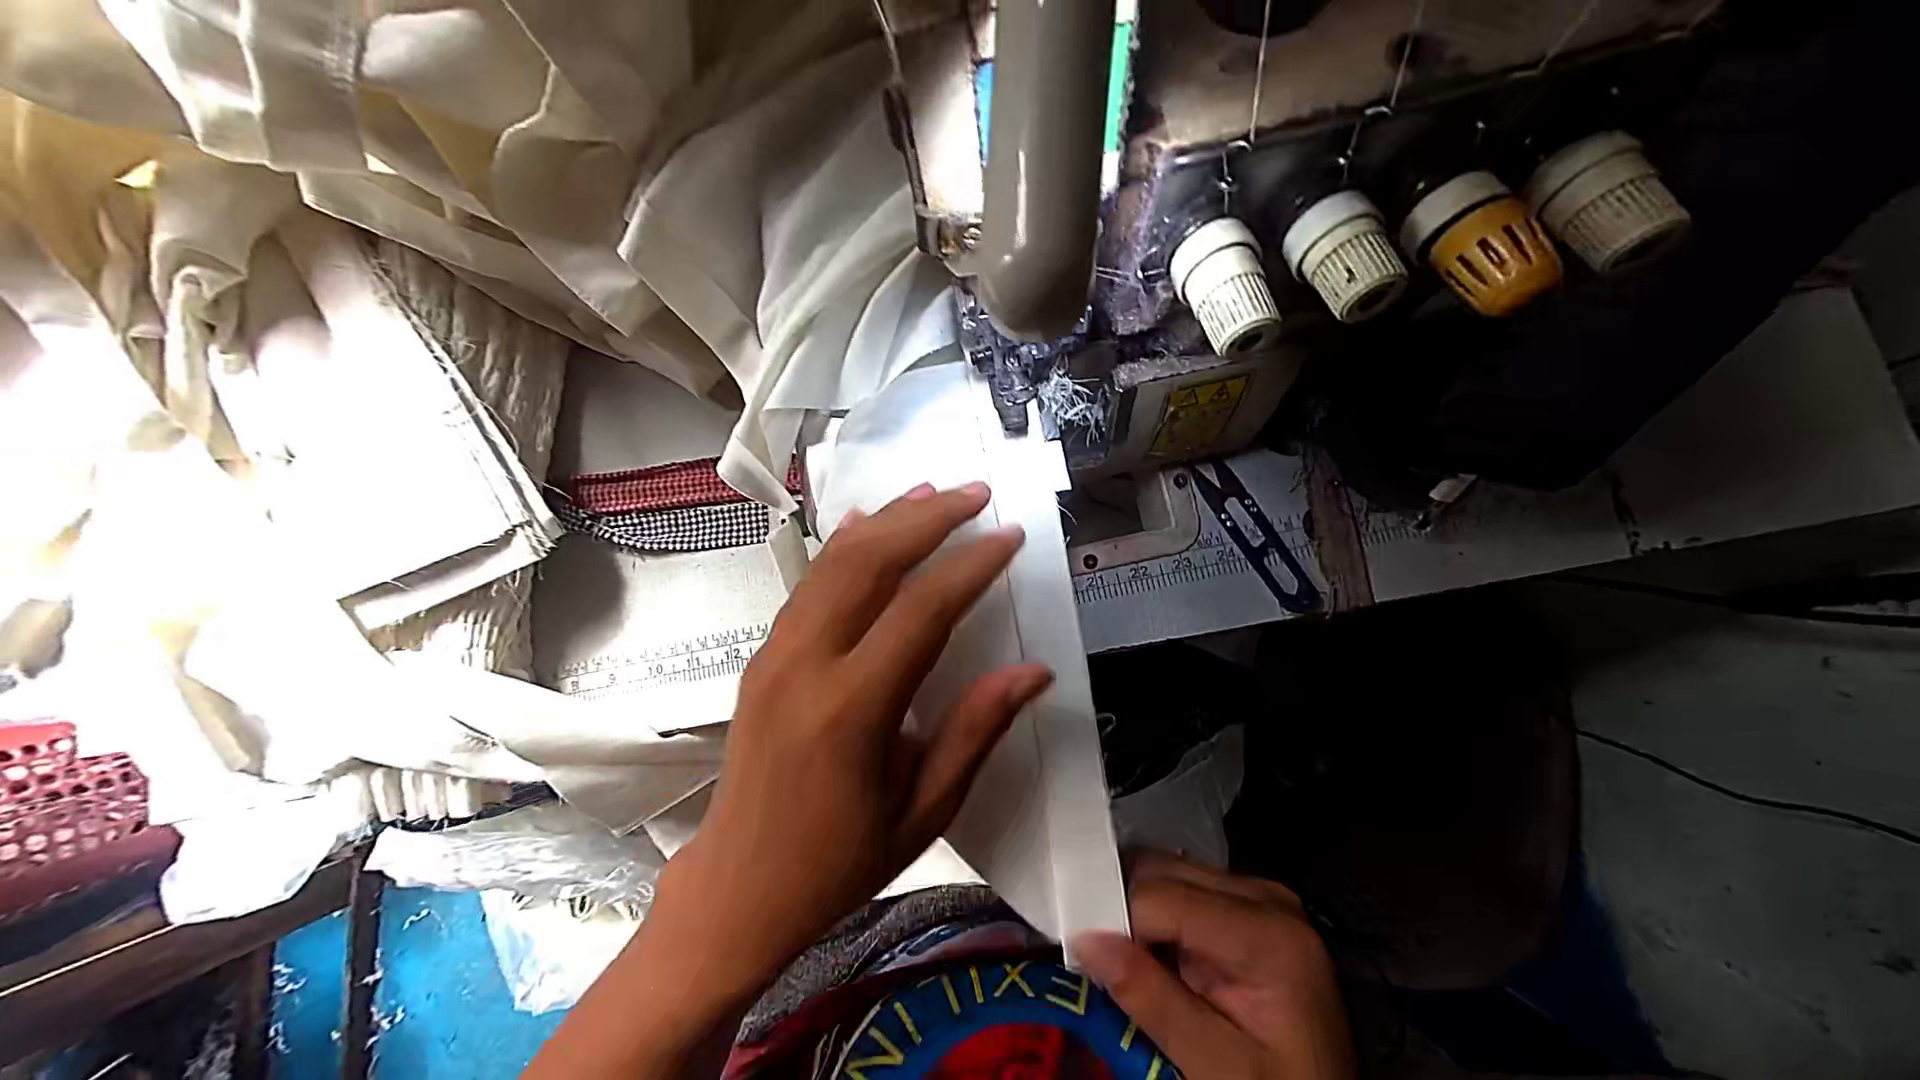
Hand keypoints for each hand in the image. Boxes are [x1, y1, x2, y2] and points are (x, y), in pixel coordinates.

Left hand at [528, 482, 1049, 1079]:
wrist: (738, 886)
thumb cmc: (840, 860)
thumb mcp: (925, 807)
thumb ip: (976, 729)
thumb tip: (1034, 671)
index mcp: (853, 708)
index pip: (922, 610)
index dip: (971, 565)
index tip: (1010, 536)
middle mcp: (806, 664)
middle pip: (869, 563)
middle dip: (928, 519)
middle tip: (975, 493)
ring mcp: (775, 654)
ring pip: (834, 563)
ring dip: (886, 520)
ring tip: (931, 493)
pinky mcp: (763, 656)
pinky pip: (809, 586)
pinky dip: (844, 548)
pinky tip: (868, 525)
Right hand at [1074, 854, 1355, 1079]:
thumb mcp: (1216, 1065)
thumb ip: (1151, 998)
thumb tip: (1085, 939)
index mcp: (1269, 934)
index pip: (1162, 899)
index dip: (1115, 922)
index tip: (1086, 958)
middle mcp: (1266, 896)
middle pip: (1163, 874)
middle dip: (1122, 912)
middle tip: (1102, 962)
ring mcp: (1260, 894)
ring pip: (1166, 871)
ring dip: (1136, 910)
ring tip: (1132, 963)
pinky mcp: (1249, 902)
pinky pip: (1182, 885)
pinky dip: (1156, 913)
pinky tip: (1156, 954)